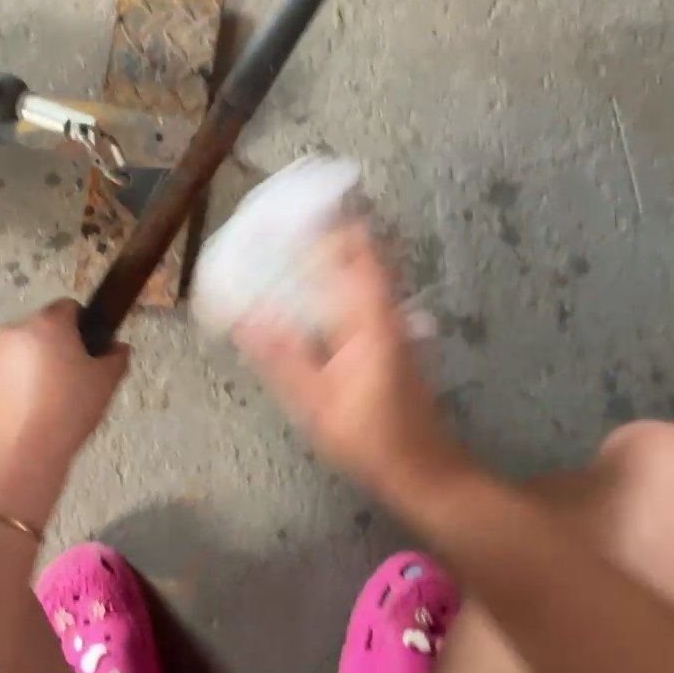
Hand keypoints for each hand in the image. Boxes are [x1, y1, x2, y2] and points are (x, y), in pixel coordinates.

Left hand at [0, 300, 130, 527]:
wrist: (20, 457)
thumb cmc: (68, 412)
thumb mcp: (106, 384)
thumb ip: (116, 357)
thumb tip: (117, 348)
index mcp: (48, 323)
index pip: (69, 306)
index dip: (83, 326)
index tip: (89, 352)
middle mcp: (16, 329)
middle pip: (42, 327)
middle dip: (56, 345)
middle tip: (70, 379)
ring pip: (21, 349)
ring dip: (33, 362)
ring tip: (46, 399)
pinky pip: (3, 369)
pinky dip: (14, 380)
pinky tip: (25, 410)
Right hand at [235, 225, 468, 496]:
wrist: (426, 471)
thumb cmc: (372, 439)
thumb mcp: (317, 404)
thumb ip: (283, 359)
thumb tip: (247, 317)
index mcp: (372, 321)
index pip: (360, 254)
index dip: (338, 223)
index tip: (309, 200)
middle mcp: (389, 312)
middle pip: (370, 252)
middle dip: (341, 225)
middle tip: (303, 208)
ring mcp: (397, 324)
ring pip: (374, 269)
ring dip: (347, 246)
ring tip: (310, 232)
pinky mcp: (396, 337)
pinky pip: (372, 287)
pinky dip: (351, 271)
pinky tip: (324, 280)